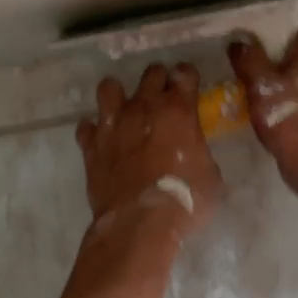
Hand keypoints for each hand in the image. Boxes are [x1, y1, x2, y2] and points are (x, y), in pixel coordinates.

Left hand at [75, 63, 223, 237]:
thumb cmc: (185, 201)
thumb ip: (201, 151)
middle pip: (151, 73)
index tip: (189, 87)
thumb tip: (195, 151)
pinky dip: (92, 131)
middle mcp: (144, 106)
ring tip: (123, 110)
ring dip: (117, 95)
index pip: (185, 73)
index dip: (187, 77)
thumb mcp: (211, 176)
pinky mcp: (92, 145)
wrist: (140, 224)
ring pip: (109, 88)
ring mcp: (114, 123)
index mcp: (178, 110)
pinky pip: (86, 127)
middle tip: (162, 99)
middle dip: (158, 81)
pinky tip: (100, 140)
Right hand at [228, 28, 297, 202]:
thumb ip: (248, 59)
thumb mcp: (261, 86)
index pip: (287, 26)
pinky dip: (274, 94)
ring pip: (287, 73)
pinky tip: (256, 103)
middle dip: (261, 52)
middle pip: (286, 50)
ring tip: (239, 78)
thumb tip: (237, 41)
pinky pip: (291, 93)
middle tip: (234, 54)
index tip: (240, 29)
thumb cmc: (291, 121)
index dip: (264, 25)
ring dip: (266, 76)